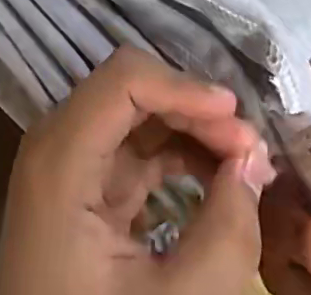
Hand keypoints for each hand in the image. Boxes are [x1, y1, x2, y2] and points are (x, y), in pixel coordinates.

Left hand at [0, 47, 279, 294]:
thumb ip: (226, 231)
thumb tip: (254, 161)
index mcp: (60, 160)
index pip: (124, 79)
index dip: (184, 87)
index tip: (236, 116)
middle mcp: (56, 147)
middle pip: (132, 92)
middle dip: (196, 111)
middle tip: (251, 148)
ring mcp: (69, 167)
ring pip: (139, 117)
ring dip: (194, 131)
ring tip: (245, 163)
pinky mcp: (85, 191)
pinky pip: (136, 150)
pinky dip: (180, 156)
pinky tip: (219, 180)